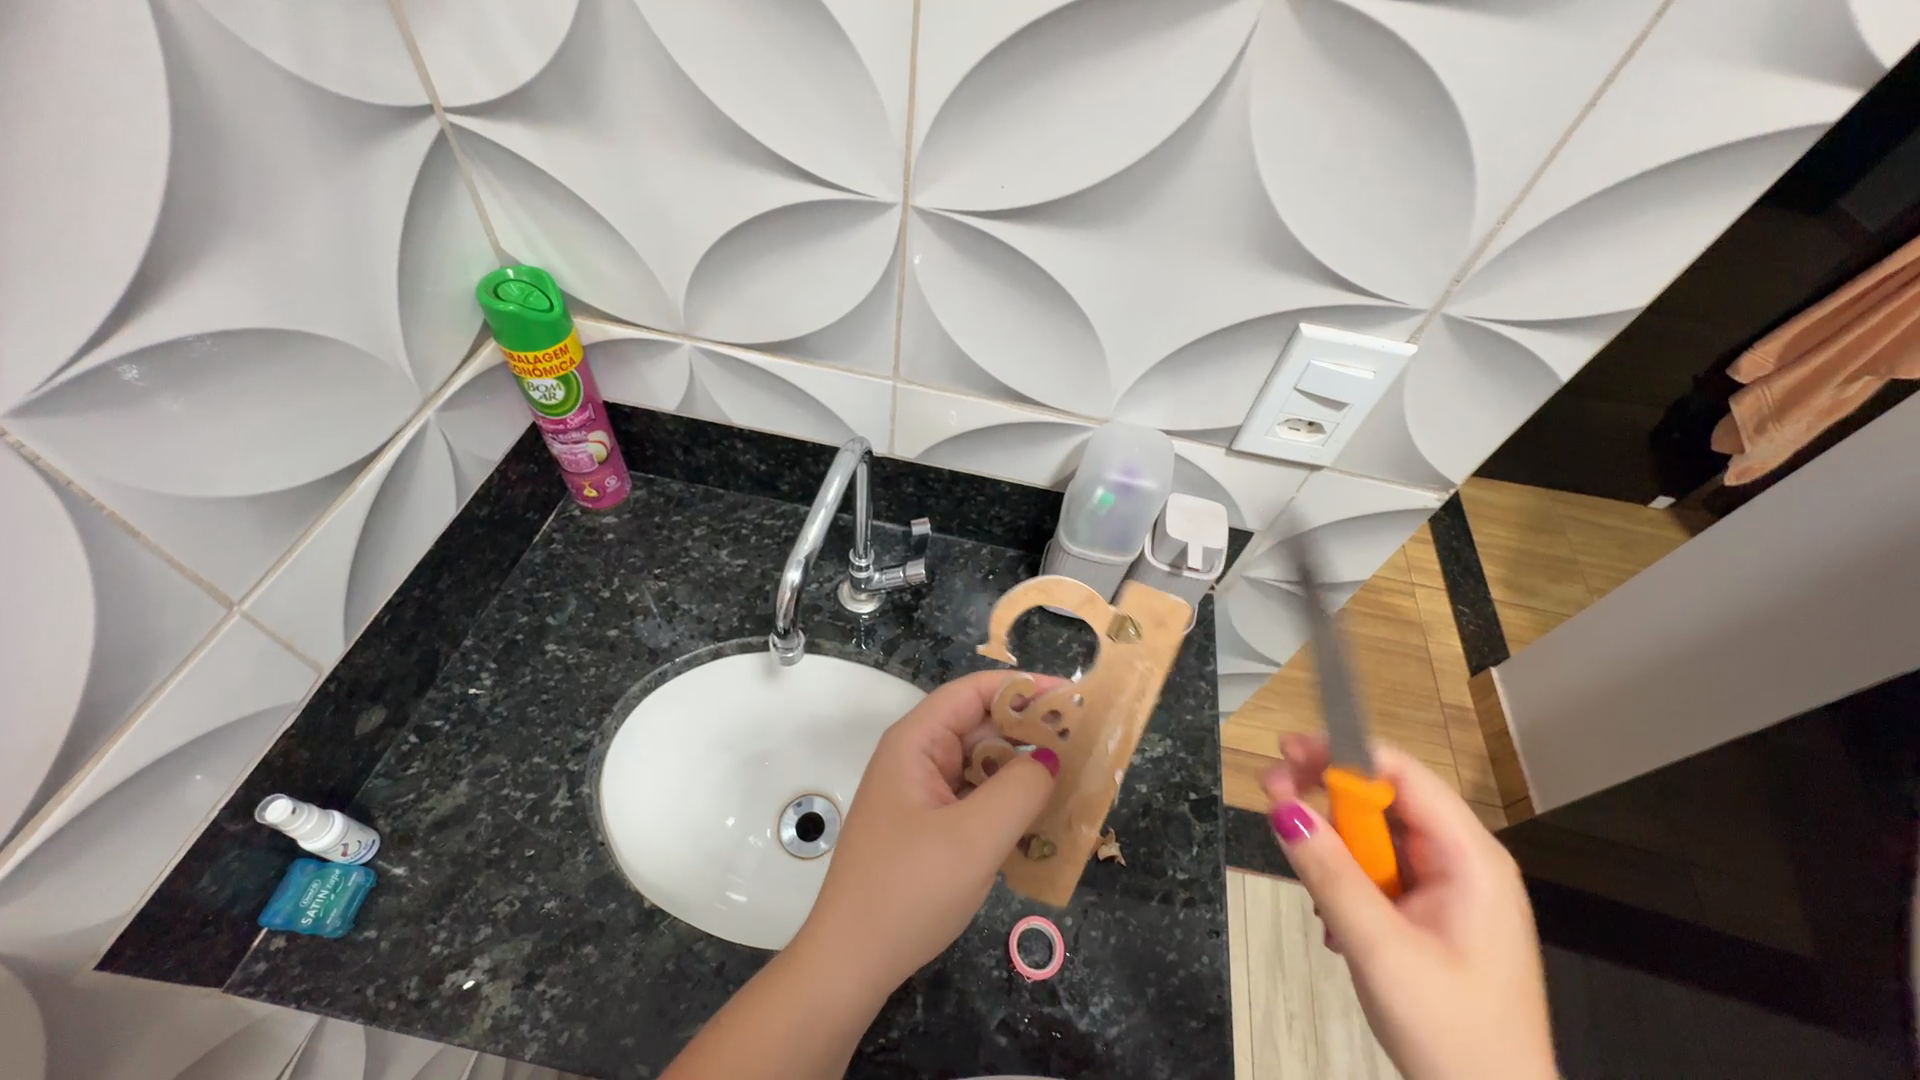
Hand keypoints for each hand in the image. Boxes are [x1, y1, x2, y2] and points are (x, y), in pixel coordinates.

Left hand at [793, 670, 1059, 991]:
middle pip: (979, 725)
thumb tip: (1050, 756)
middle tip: (1086, 745)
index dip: (1024, 688)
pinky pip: (973, 798)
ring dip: (1022, 770)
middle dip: (1030, 731)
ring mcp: (919, 794)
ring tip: (1074, 779)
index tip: (1074, 700)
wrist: (850, 962)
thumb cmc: (908, 891)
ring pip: (980, 764)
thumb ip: (1021, 788)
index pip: (974, 692)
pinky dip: (1007, 802)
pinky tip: (1040, 819)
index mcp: (916, 743)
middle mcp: (915, 758)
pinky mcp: (926, 826)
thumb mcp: (975, 837)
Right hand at [1264, 734, 1555, 1079]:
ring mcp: (1451, 892)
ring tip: (1310, 892)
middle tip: (1271, 799)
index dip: (1342, 754)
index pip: (1401, 775)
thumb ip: (1330, 873)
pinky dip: (1349, 886)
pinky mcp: (1435, 918)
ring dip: (1335, 853)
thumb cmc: (1448, 1031)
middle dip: (1327, 800)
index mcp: (1470, 859)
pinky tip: (1334, 923)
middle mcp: (1464, 863)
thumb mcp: (1379, 948)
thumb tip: (1281, 806)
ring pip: (1378, 842)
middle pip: (1386, 802)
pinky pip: (1382, 877)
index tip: (1285, 752)